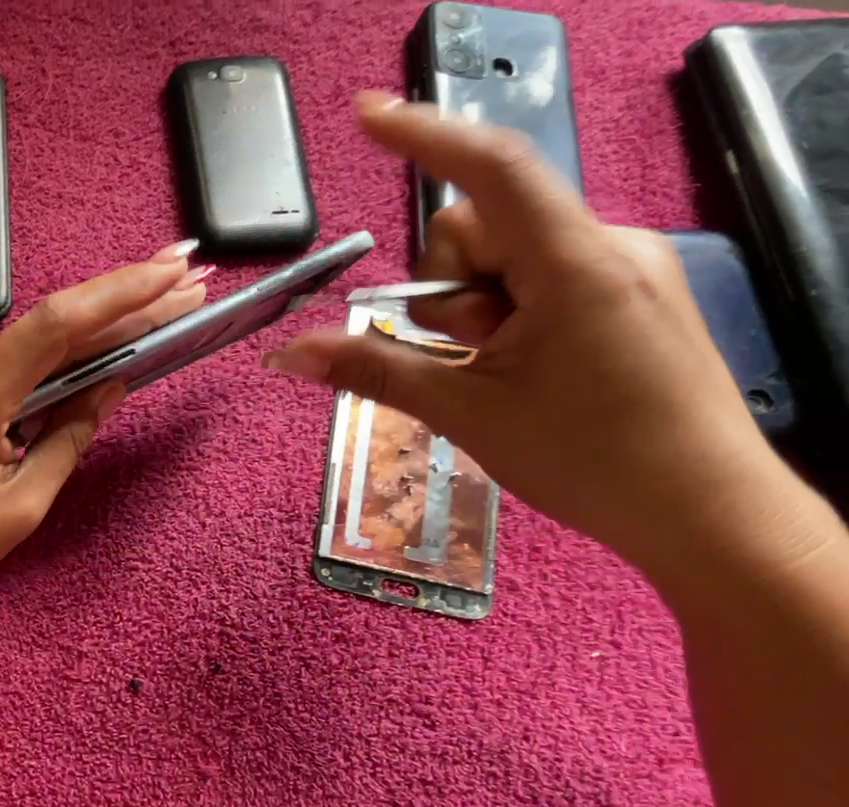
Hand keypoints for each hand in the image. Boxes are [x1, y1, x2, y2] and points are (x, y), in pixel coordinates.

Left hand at [0, 244, 211, 615]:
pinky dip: (57, 358)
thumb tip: (109, 387)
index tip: (172, 271)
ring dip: (94, 330)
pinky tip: (102, 346)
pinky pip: (9, 364)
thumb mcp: (21, 506)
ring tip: (162, 308)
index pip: (54, 326)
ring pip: (30, 343)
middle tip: (187, 282)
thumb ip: (69, 438)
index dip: (120, 293)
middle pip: (47, 327)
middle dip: (122, 305)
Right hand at [267, 92, 818, 585]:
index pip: (491, 172)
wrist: (702, 507)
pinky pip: (540, 275)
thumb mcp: (463, 411)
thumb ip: (371, 370)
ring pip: (507, 255)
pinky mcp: (630, 291)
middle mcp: (607, 245)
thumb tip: (287, 353)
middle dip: (447, 284)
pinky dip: (506, 311)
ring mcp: (624, 267)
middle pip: (481, 226)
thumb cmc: (586, 457)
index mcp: (572, 264)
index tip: (365, 114)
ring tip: (499, 368)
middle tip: (466, 351)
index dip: (425, 135)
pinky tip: (523, 365)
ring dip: (475, 305)